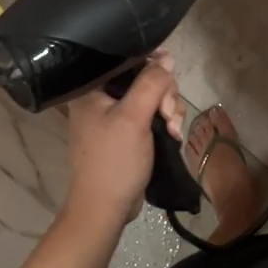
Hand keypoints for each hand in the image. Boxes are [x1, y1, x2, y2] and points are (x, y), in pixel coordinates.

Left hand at [62, 54, 185, 226]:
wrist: (106, 209)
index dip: (149, 58)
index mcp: (92, 89)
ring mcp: (115, 116)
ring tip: (174, 129)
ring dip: (169, 109)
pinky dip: (166, 121)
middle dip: (164, 93)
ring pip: (152, 96)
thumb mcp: (133, 117)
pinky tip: (174, 134)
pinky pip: (152, 114)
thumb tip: (167, 59)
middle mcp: (102, 98)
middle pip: (143, 77)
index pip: (124, 58)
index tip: (169, 65)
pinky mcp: (128, 132)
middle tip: (168, 114)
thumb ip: (151, 83)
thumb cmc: (113, 160)